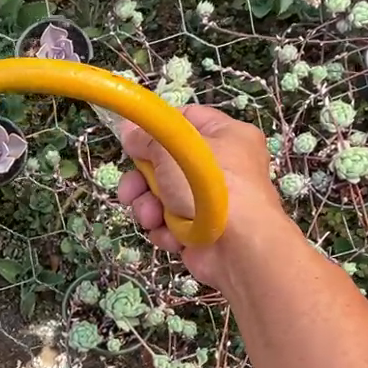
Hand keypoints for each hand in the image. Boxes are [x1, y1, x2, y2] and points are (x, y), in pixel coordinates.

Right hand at [116, 106, 299, 292]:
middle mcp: (222, 166)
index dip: (158, 129)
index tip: (133, 141)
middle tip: (130, 190)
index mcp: (227, 136)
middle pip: (166, 163)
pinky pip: (169, 222)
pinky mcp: (200, 229)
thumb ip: (146, 137)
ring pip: (161, 196)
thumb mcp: (173, 149)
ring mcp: (211, 201)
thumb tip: (128, 131)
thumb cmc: (211, 186)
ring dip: (149, 207)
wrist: (239, 247)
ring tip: (151, 217)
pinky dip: (164, 229)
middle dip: (142, 180)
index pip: (187, 120)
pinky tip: (170, 234)